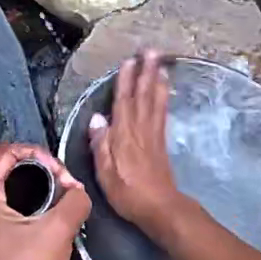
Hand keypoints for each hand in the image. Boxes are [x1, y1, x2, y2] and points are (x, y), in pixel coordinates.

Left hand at [0, 144, 90, 259]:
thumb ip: (74, 203)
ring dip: (42, 190)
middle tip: (67, 185)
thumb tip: (79, 192)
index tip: (61, 171)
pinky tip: (56, 219)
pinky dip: (35, 206)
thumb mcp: (56, 232)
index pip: (7, 152)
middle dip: (43, 171)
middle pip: (10, 168)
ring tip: (66, 200)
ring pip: (14, 189)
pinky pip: (14, 208)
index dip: (37, 153)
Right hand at [88, 50, 189, 233]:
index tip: (128, 61)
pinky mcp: (161, 142)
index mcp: (124, 136)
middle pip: (142, 96)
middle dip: (145, 72)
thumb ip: (101, 145)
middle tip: (150, 50)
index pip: (123, 103)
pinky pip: (162, 113)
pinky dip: (163, 97)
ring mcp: (153, 135)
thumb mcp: (106, 173)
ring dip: (156, 80)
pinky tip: (164, 89)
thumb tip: (97, 118)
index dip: (125, 81)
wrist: (160, 209)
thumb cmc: (128, 193)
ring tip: (160, 63)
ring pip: (155, 101)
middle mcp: (140, 130)